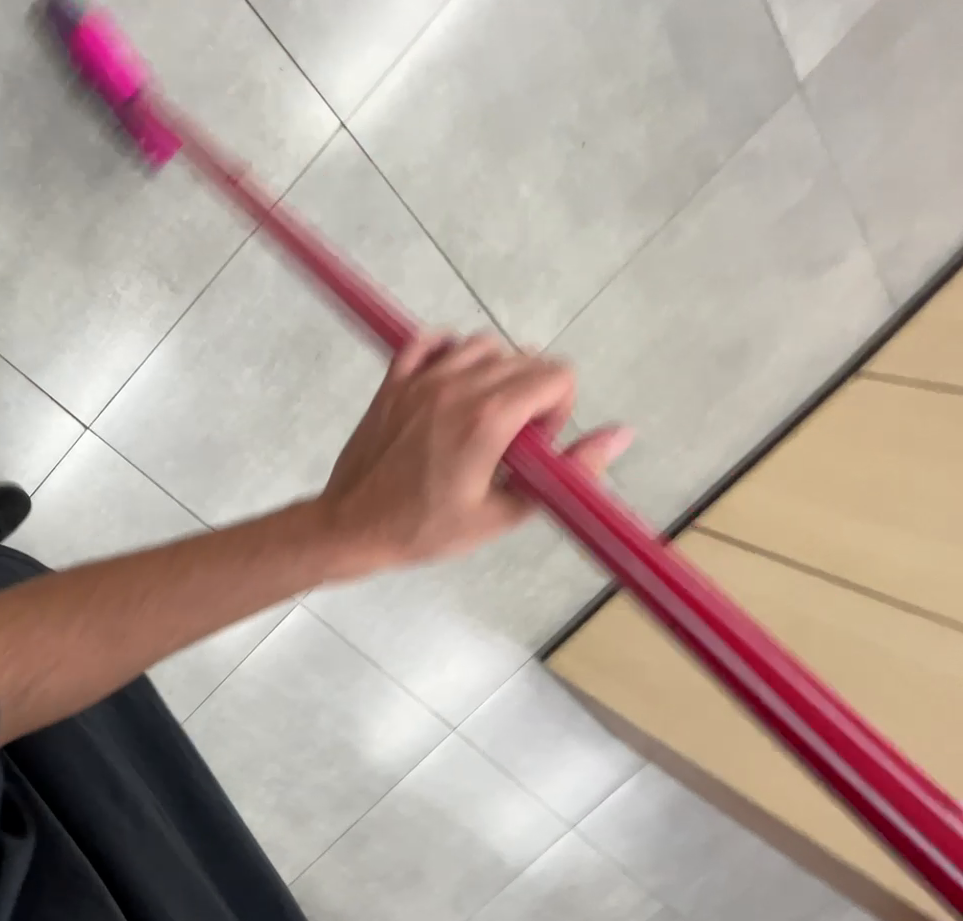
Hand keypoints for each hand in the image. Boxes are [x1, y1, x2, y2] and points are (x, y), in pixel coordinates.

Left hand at [314, 330, 630, 570]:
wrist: (351, 527)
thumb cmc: (423, 529)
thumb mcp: (504, 512)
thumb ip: (569, 471)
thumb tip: (621, 434)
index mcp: (487, 418)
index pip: (556, 374)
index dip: (559, 408)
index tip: (533, 445)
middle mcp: (454, 388)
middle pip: (522, 359)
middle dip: (532, 393)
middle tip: (508, 440)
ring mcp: (417, 382)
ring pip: (480, 345)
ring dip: (493, 372)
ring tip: (481, 414)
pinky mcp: (390, 385)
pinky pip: (425, 341)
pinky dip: (445, 350)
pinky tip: (448, 381)